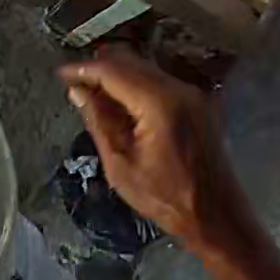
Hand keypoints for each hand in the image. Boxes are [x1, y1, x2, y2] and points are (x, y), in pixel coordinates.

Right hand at [55, 46, 245, 252]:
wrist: (219, 218)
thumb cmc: (166, 198)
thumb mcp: (120, 165)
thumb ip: (99, 121)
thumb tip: (77, 91)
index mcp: (159, 104)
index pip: (113, 71)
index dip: (83, 69)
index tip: (60, 74)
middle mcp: (179, 90)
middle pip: (130, 61)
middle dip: (98, 67)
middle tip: (73, 82)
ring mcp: (192, 94)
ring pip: (144, 67)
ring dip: (116, 73)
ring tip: (90, 91)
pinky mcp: (197, 102)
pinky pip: (158, 79)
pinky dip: (134, 82)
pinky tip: (118, 100)